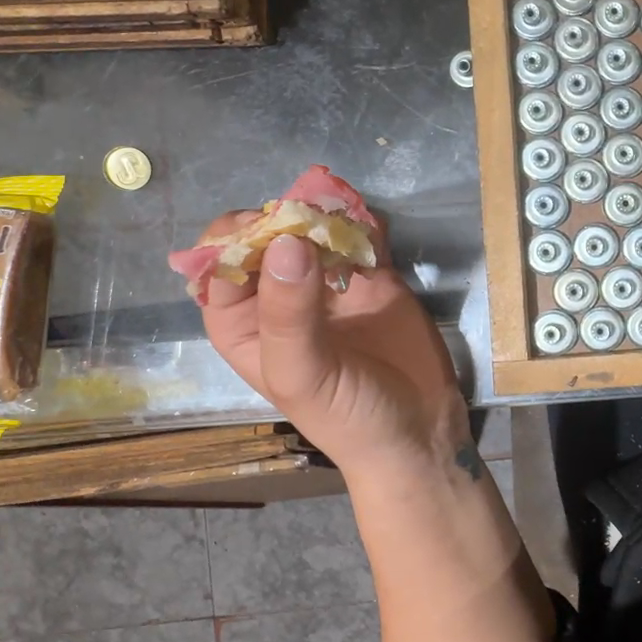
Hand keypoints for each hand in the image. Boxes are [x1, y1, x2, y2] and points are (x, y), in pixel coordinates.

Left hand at [195, 214, 468, 468]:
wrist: (420, 431)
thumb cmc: (347, 415)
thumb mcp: (304, 373)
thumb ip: (289, 312)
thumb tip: (288, 241)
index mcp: (245, 325)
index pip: (221, 267)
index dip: (234, 240)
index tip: (265, 226)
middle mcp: (282, 299)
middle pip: (268, 241)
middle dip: (284, 220)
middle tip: (310, 215)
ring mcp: (332, 287)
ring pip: (316, 234)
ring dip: (325, 215)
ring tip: (339, 210)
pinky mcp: (377, 280)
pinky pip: (364, 240)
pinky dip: (364, 223)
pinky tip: (367, 218)